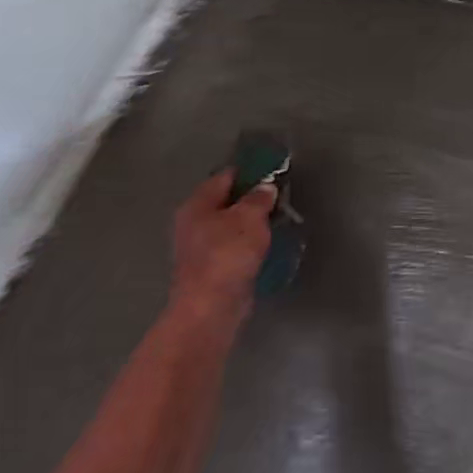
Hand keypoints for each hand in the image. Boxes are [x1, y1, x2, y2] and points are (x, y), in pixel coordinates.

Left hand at [170, 172, 275, 321]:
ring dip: (251, 220)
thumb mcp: (249, 218)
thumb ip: (258, 199)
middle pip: (225, 200)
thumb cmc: (227, 254)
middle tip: (279, 194)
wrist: (212, 304)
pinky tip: (267, 242)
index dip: (248, 170)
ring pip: (230, 223)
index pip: (224, 177)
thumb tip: (265, 187)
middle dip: (251, 197)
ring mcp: (200, 245)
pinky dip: (250, 239)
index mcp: (196, 205)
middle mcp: (192, 222)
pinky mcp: (212, 265)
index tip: (272, 169)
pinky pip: (234, 243)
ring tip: (279, 217)